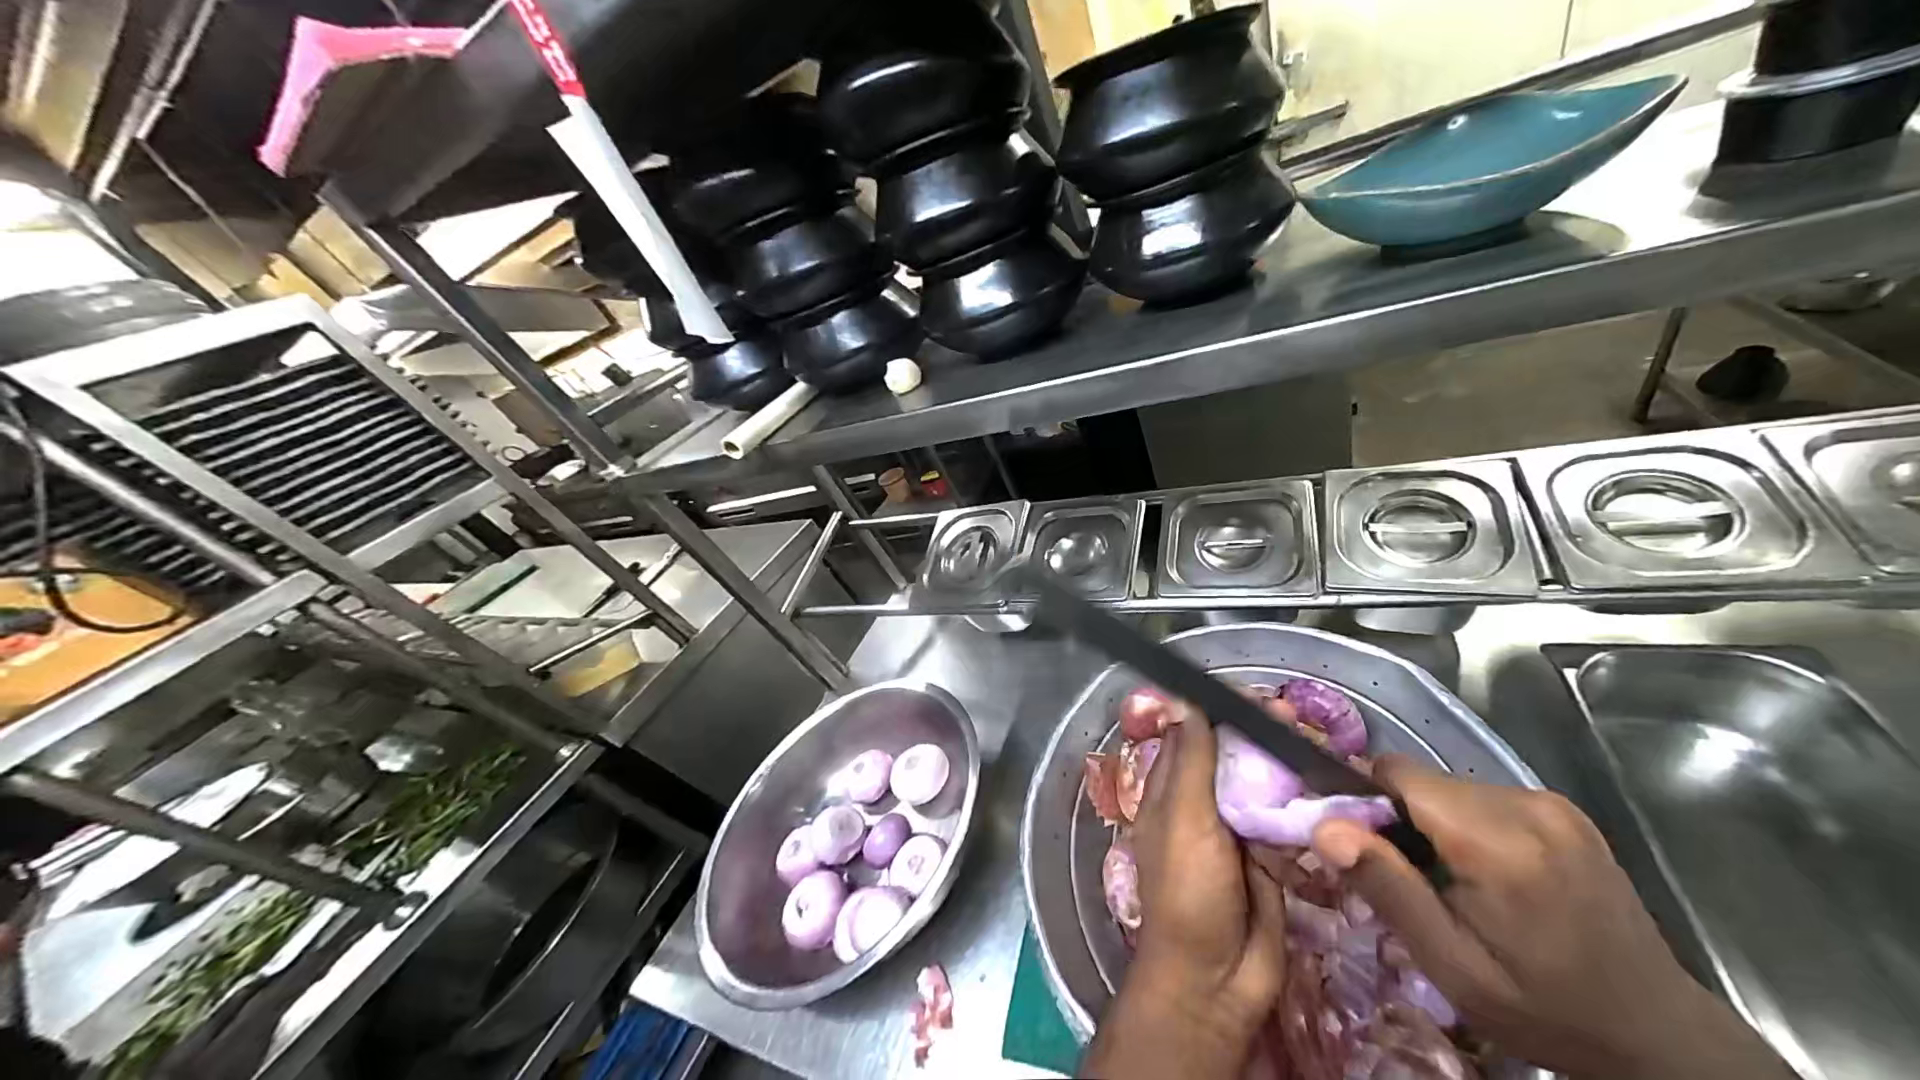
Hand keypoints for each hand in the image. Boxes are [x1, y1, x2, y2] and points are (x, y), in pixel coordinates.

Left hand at [1082, 712, 1287, 1079]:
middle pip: (1233, 760)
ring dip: (1288, 770)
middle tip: (1298, 719)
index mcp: (1172, 791)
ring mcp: (1238, 832)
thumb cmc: (1188, 891)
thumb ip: (1190, 762)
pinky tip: (1334, 788)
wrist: (1217, 978)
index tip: (1256, 696)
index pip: (1195, 737)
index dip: (1220, 714)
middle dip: (1262, 738)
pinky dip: (1306, 808)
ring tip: (1322, 746)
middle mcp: (1203, 805)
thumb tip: (1183, 701)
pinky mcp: (1271, 860)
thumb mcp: (1184, 818)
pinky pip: (1289, 824)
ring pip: (1264, 789)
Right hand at [1310, 755, 1791, 1079]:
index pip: (1396, 774)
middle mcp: (1528, 806)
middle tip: (1414, 881)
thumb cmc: (1541, 1006)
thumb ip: (1387, 887)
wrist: (1657, 1036)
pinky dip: (1467, 825)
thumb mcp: (1451, 965)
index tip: (1371, 852)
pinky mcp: (1563, 811)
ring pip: (1450, 787)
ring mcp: (1552, 804)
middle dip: (1402, 819)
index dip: (1368, 803)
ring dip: (1434, 822)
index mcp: (1498, 842)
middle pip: (1423, 782)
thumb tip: (1324, 827)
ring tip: (1454, 882)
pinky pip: (1483, 797)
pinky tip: (1488, 874)